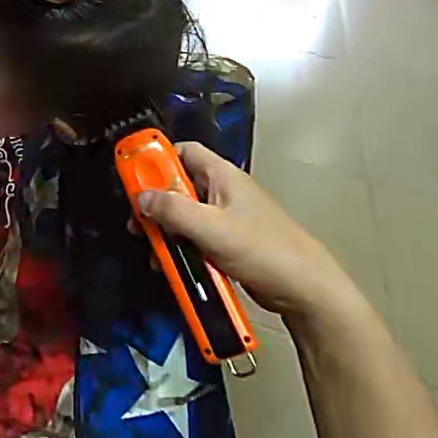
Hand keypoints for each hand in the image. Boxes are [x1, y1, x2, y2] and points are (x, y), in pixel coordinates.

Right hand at [134, 141, 359, 322]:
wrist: (303, 287)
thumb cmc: (260, 248)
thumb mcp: (210, 228)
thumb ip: (173, 210)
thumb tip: (141, 197)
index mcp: (221, 174)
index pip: (182, 151)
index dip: (157, 160)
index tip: (133, 179)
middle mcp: (222, 190)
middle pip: (179, 184)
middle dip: (155, 202)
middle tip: (137, 223)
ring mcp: (227, 216)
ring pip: (185, 213)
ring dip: (166, 229)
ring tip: (152, 248)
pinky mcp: (229, 241)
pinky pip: (196, 236)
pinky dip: (181, 246)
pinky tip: (171, 264)